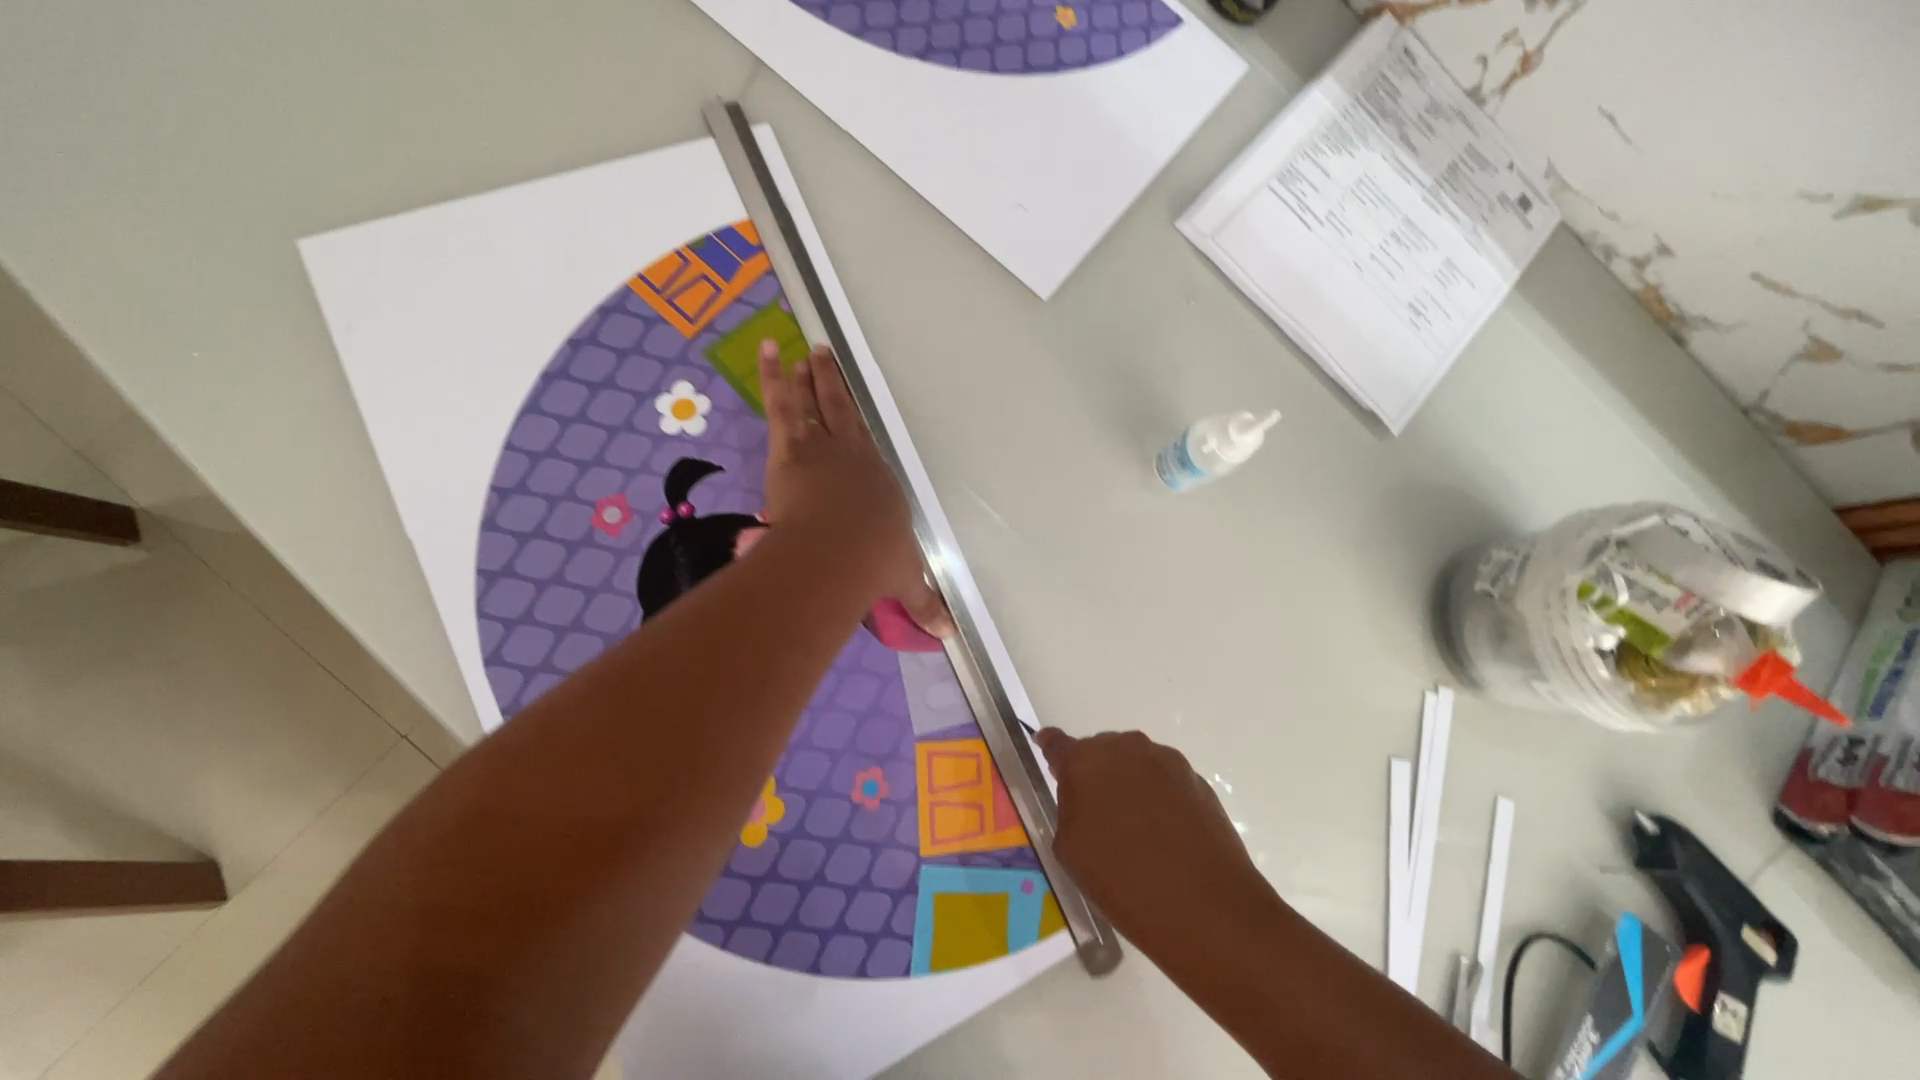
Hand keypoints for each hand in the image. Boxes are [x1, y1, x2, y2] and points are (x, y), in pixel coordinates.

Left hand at [759, 340, 952, 638]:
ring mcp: (823, 447)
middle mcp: (854, 456)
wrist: (842, 553)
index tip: (852, 414)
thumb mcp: (902, 583)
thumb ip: (922, 605)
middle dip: (833, 385)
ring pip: (815, 403)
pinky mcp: (791, 448)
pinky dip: (773, 376)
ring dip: (808, 376)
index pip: (867, 451)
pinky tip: (768, 348)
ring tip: (803, 351)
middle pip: (843, 412)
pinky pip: (782, 405)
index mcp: (879, 483)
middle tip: (823, 355)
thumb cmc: (873, 564)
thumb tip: (949, 635)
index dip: (858, 430)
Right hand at [1036, 729, 1266, 947]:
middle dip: (1094, 774)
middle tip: (1097, 816)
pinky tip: (1164, 835)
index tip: (1047, 750)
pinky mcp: (1197, 780)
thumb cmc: (1122, 880)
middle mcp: (1125, 749)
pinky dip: (1157, 797)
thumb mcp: (1070, 851)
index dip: (1051, 748)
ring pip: (1134, 763)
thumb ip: (1070, 809)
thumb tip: (1083, 795)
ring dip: (1128, 784)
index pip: (1057, 744)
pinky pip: (1164, 780)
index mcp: (1084, 763)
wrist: (1203, 903)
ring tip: (1134, 830)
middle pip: (1099, 751)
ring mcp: (1165, 761)